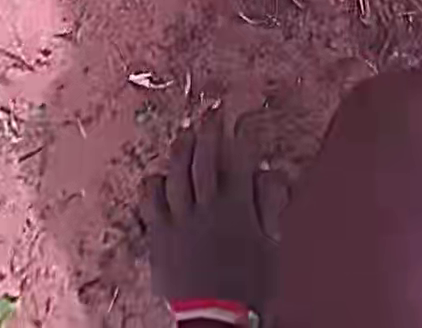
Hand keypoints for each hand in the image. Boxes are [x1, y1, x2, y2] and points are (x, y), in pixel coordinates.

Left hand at [140, 109, 283, 316]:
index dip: (241, 140)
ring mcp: (180, 221)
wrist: (217, 324)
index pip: (240, 161)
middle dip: (210, 131)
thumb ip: (270, 204)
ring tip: (185, 133)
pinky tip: (158, 175)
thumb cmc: (249, 288)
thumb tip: (271, 173)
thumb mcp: (270, 246)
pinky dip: (154, 184)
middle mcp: (206, 208)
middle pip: (205, 158)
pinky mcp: (160, 237)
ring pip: (176, 173)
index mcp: (237, 208)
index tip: (242, 127)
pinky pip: (151, 201)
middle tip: (212, 113)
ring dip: (181, 149)